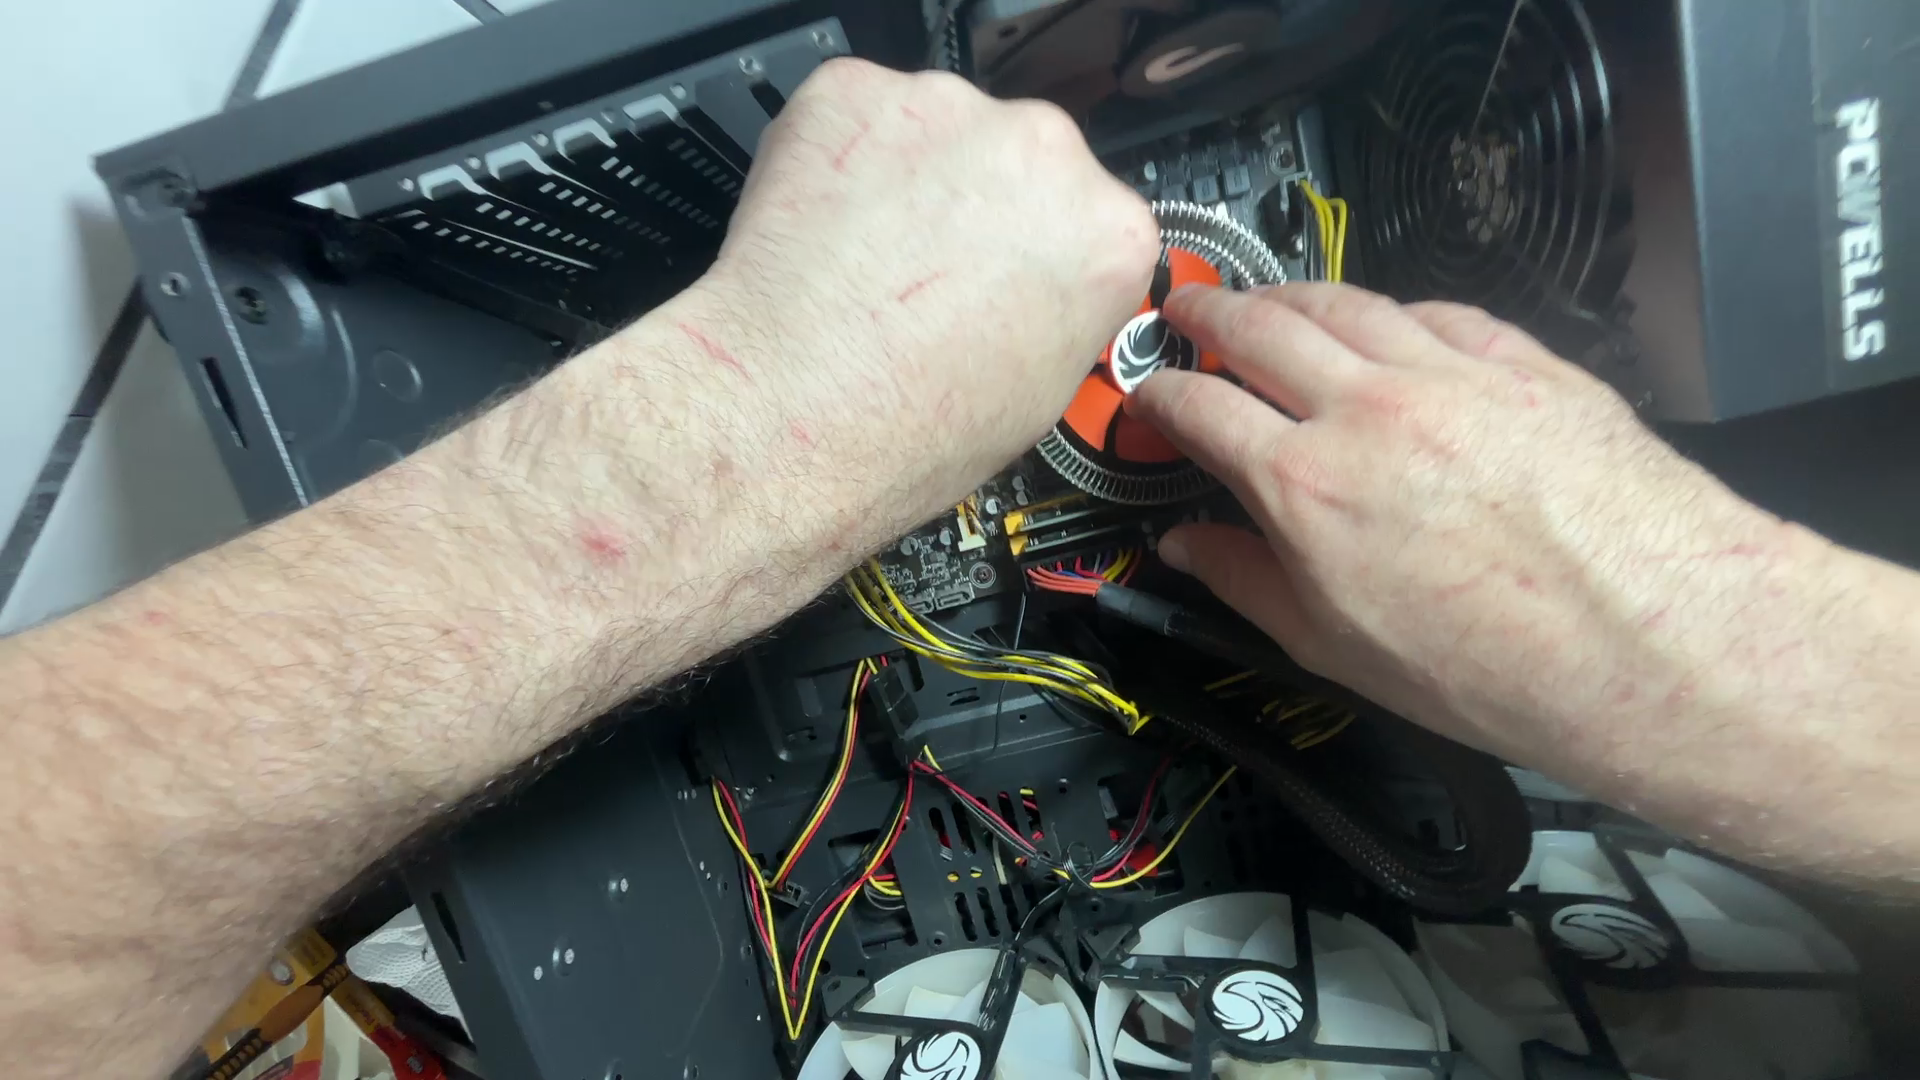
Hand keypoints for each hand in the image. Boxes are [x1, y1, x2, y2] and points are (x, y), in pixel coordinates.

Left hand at [684, 59, 1156, 548]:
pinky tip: (830, 234)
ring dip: (917, 186)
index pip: (1093, 226)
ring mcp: (947, 111)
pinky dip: (846, 167)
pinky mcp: (854, 95)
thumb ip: (1059, 316)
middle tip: (933, 279)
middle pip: (1022, 169)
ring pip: (941, 139)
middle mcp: (1045, 151)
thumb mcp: (1039, 399)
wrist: (800, 416)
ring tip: (871, 265)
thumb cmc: (918, 432)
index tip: (1009, 284)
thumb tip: (1033, 294)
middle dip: (986, 213)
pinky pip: (860, 123)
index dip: (1042, 263)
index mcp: (1109, 235)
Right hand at [1128, 284, 1818, 774]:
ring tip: (1261, 297)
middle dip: (1204, 310)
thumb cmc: (1481, 661)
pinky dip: (1384, 310)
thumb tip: (1183, 546)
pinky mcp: (1522, 363)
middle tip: (1182, 304)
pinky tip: (1377, 323)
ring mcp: (1446, 375)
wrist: (1655, 647)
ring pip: (1340, 301)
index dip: (1156, 393)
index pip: (1198, 406)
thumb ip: (1239, 578)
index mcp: (1301, 482)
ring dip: (1284, 293)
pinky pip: (1432, 311)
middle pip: (1257, 327)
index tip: (1146, 394)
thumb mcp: (1323, 640)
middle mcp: (1363, 409)